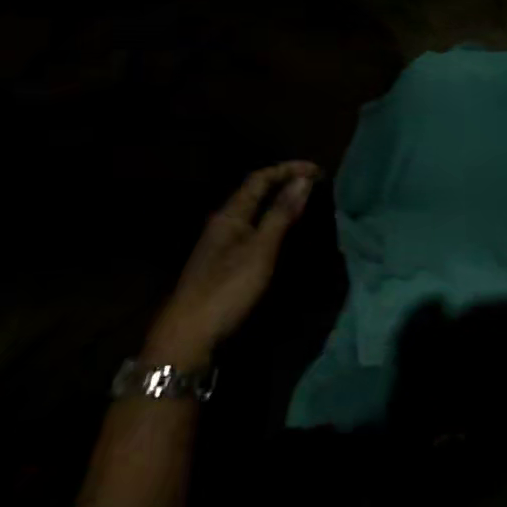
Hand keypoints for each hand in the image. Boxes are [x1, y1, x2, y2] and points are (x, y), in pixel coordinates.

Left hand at [144, 161, 320, 364]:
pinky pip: (253, 230)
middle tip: (316, 185)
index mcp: (230, 214)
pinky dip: (273, 223)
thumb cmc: (226, 290)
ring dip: (279, 203)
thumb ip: (281, 214)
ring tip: (306, 204)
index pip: (260, 178)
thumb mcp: (260, 250)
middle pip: (255, 192)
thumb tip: (303, 180)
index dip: (288, 169)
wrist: (187, 337)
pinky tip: (284, 234)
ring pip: (254, 212)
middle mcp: (224, 223)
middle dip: (285, 183)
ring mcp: (222, 244)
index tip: (318, 170)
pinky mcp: (224, 263)